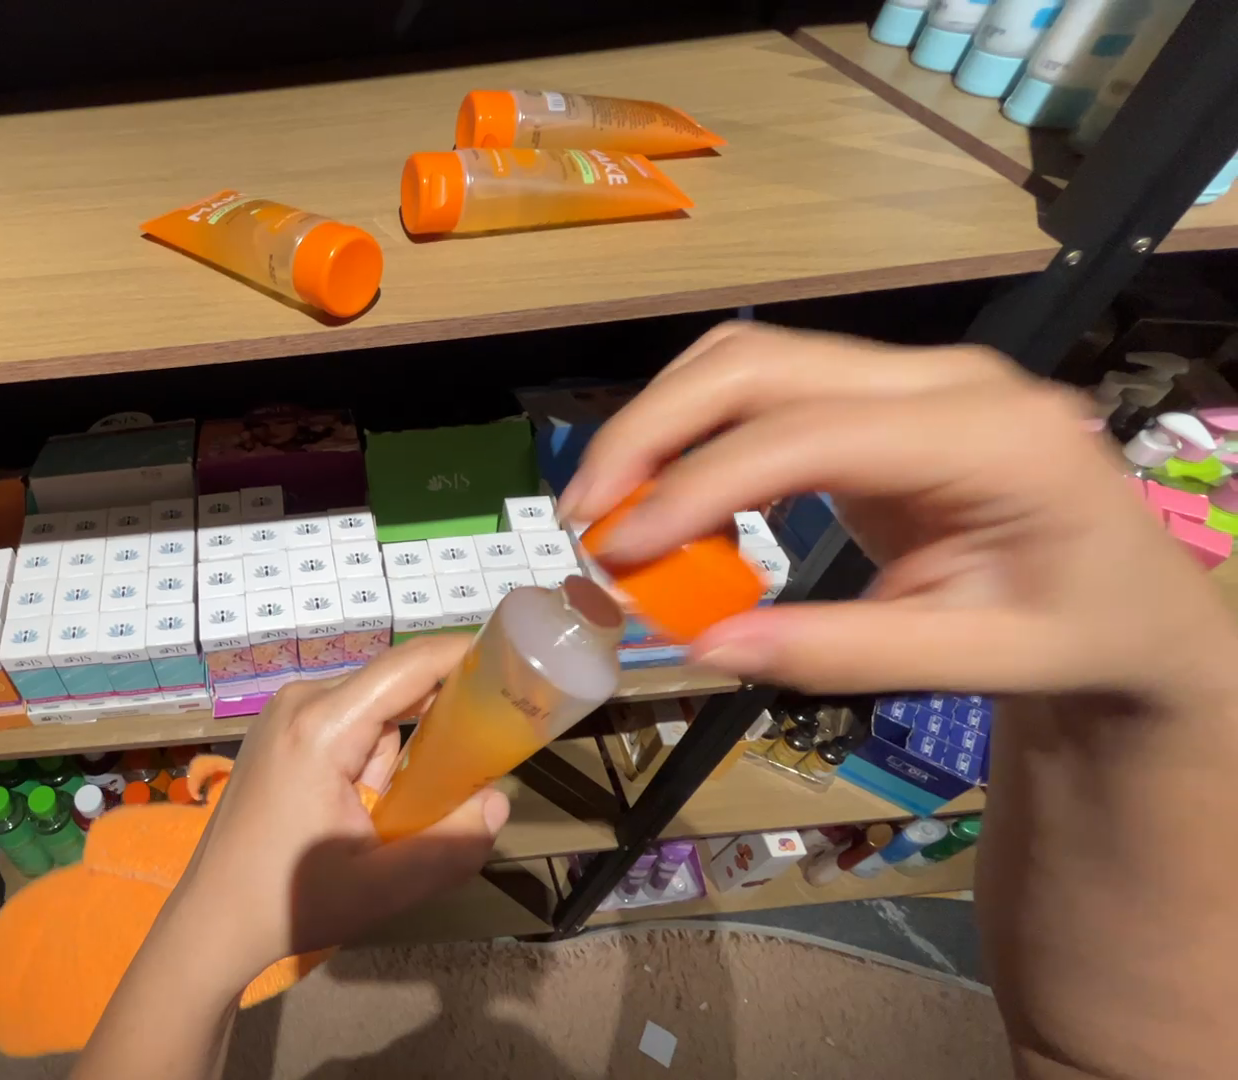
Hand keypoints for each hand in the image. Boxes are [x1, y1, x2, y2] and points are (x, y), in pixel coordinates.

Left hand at [172, 636, 510, 982]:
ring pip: (369, 709)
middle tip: (470, 763)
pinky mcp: (277, 729)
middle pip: (390, 687)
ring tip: (382, 814)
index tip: (511, 658)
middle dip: (433, 721)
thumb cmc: (290, 901)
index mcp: (321, 726)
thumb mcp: (382, 885)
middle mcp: (299, 702)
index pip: (406, 667)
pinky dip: (366, 750)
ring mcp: (282, 712)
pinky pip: (343, 720)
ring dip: (392, 750)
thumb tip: (498, 801)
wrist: (211, 918)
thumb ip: (451, 845)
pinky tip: (356, 803)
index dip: (460, 654)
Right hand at [560, 321, 1237, 708]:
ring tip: (608, 505)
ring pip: (734, 359)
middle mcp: (939, 378)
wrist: (1130, 591)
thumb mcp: (978, 659)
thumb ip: (842, 652)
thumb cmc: (1074, 630)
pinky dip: (681, 432)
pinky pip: (744, 384)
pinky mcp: (861, 388)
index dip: (694, 487)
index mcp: (990, 440)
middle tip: (582, 513)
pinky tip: (667, 496)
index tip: (620, 552)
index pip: (805, 435)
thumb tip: (704, 645)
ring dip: (651, 426)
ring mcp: (898, 372)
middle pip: (750, 364)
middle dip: (644, 435)